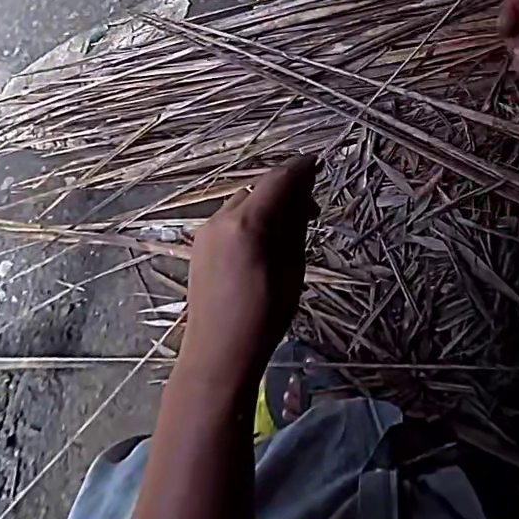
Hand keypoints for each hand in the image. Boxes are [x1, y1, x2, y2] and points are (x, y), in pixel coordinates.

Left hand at [178, 155, 317, 396]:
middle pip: (260, 188)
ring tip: (290, 226)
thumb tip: (303, 193)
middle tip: (311, 208)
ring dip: (268, 203)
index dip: (301, 168)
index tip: (318, 162)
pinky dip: (252, 217)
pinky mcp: (200, 246)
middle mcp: (222, 219)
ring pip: (244, 202)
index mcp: (248, 222)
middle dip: (287, 189)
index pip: (279, 180)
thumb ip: (296, 223)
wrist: (218, 355)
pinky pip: (231, 218)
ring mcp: (206, 232)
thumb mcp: (292, 266)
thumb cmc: (265, 314)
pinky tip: (265, 238)